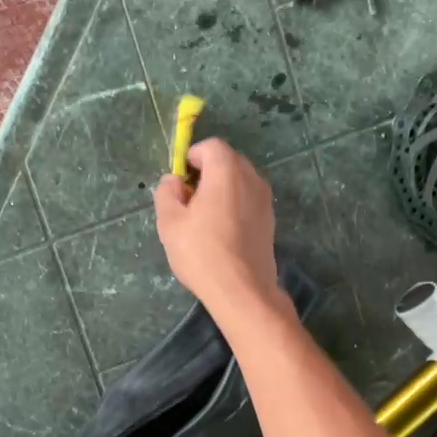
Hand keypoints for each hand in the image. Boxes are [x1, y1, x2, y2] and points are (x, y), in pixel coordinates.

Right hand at [154, 138, 281, 311]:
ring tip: (203, 219)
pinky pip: (247, 199)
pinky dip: (233, 205)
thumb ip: (167, 193)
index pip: (210, 146)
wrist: (241, 289)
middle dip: (205, 172)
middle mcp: (251, 178)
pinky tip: (220, 232)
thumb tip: (173, 180)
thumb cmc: (201, 253)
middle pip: (226, 161)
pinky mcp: (270, 219)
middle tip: (187, 201)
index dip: (191, 157)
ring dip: (219, 189)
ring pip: (238, 181)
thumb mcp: (170, 222)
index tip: (178, 181)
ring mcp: (264, 198)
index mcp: (226, 171)